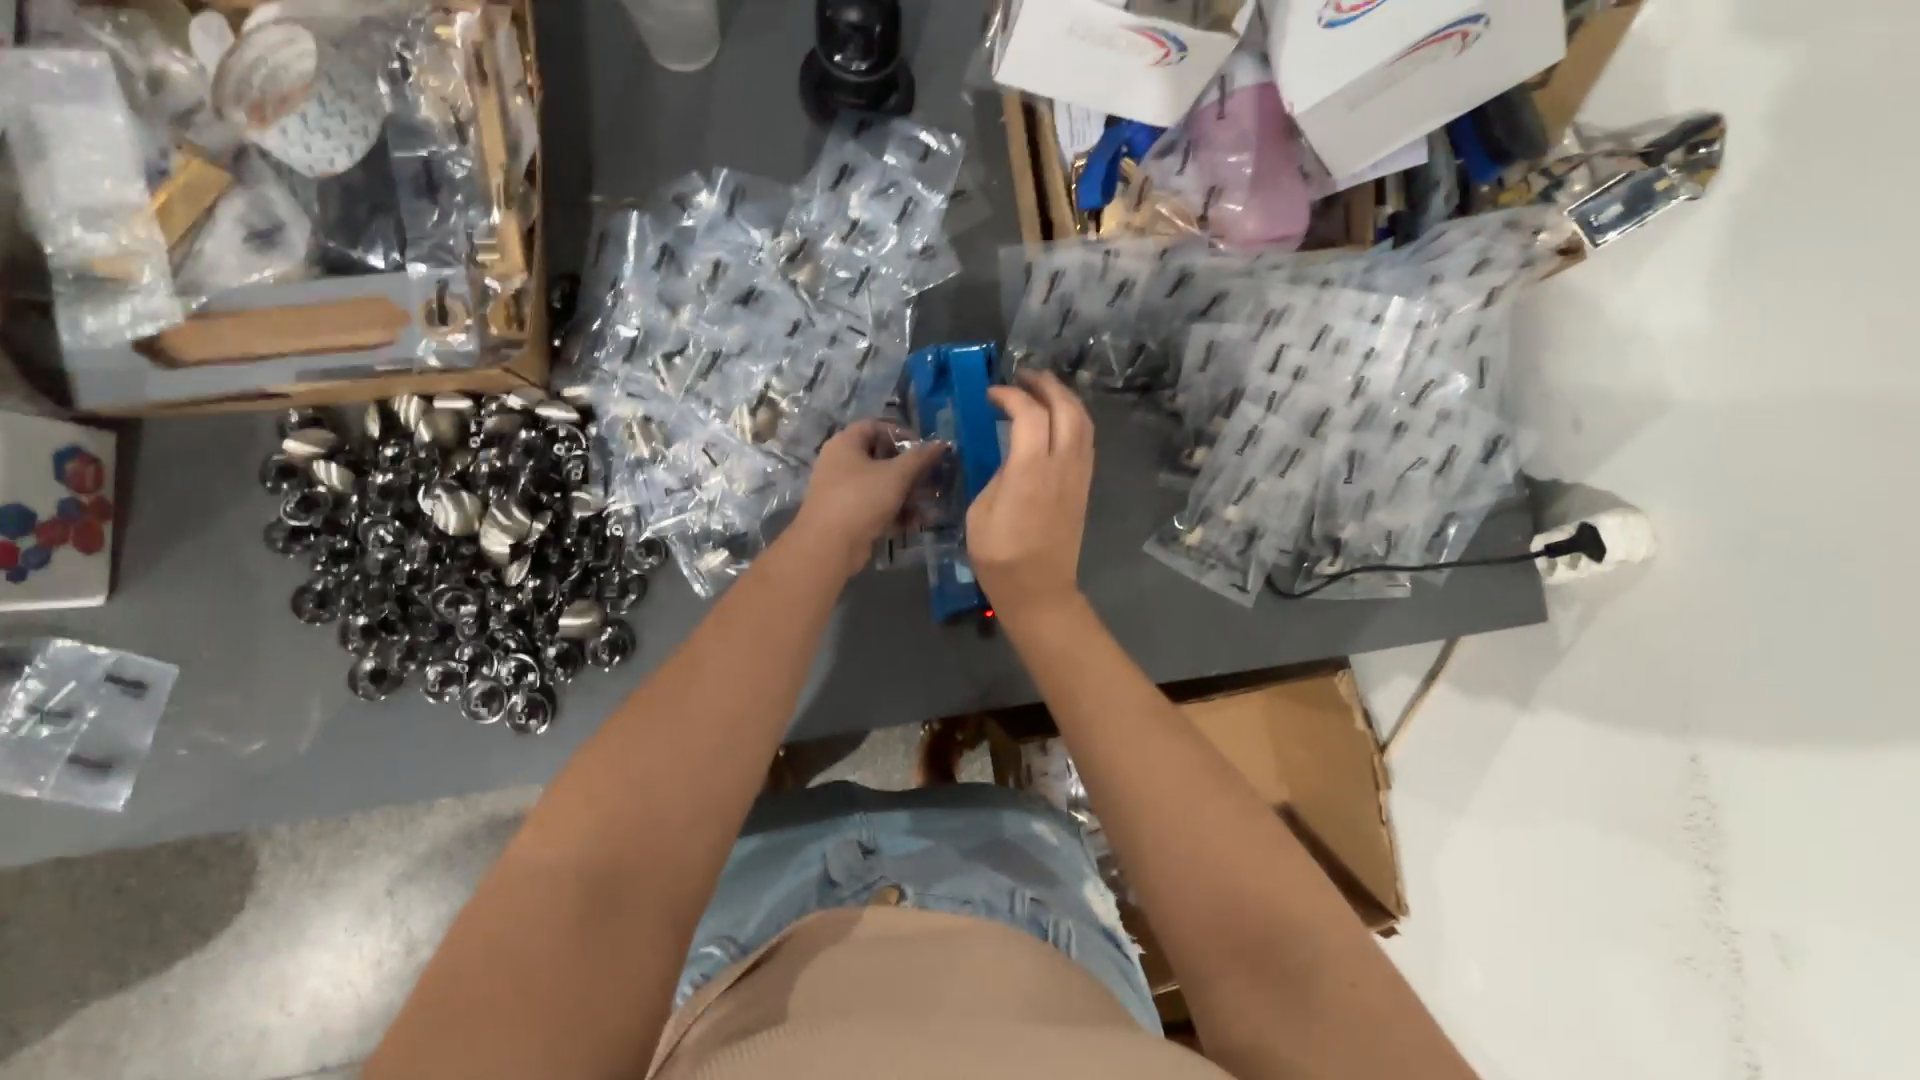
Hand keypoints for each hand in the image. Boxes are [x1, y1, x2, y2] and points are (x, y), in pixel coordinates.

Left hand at [792, 419, 945, 578]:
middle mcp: (840, 464)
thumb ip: (920, 457)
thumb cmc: (861, 499)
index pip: (874, 426)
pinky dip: (897, 511)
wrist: (829, 546)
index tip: (923, 446)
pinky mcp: (849, 516)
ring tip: (933, 499)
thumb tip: (941, 443)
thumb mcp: (896, 475)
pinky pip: (877, 507)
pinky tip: (920, 520)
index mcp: (845, 445)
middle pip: (880, 458)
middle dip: (910, 467)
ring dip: (908, 492)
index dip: (900, 433)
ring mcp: (843, 492)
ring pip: (881, 485)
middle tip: (933, 475)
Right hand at [967, 372, 1094, 618]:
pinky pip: (1085, 441)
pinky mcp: (1084, 487)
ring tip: (1042, 391)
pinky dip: (1073, 420)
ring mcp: (1078, 475)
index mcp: (1030, 470)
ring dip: (1064, 399)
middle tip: (1023, 375)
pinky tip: (1056, 422)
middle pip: (1065, 407)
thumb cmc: (999, 556)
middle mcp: (1061, 465)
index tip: (991, 394)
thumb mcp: (980, 512)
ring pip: (1082, 421)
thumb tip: (1010, 459)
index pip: (1028, 413)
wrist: (1038, 590)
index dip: (1010, 395)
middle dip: (1045, 384)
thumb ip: (997, 476)